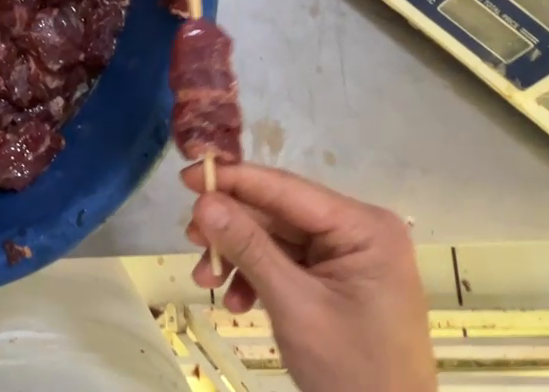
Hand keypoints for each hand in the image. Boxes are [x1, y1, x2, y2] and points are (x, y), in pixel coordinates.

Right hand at [182, 162, 436, 391]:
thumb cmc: (352, 370)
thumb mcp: (294, 305)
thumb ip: (248, 246)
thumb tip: (202, 200)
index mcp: (363, 226)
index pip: (285, 188)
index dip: (232, 179)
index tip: (185, 178)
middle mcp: (357, 230)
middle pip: (276, 213)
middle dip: (231, 230)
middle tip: (190, 239)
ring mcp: (347, 256)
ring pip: (274, 238)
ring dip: (237, 257)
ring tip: (205, 280)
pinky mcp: (336, 280)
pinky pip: (285, 262)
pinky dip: (255, 277)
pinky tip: (236, 301)